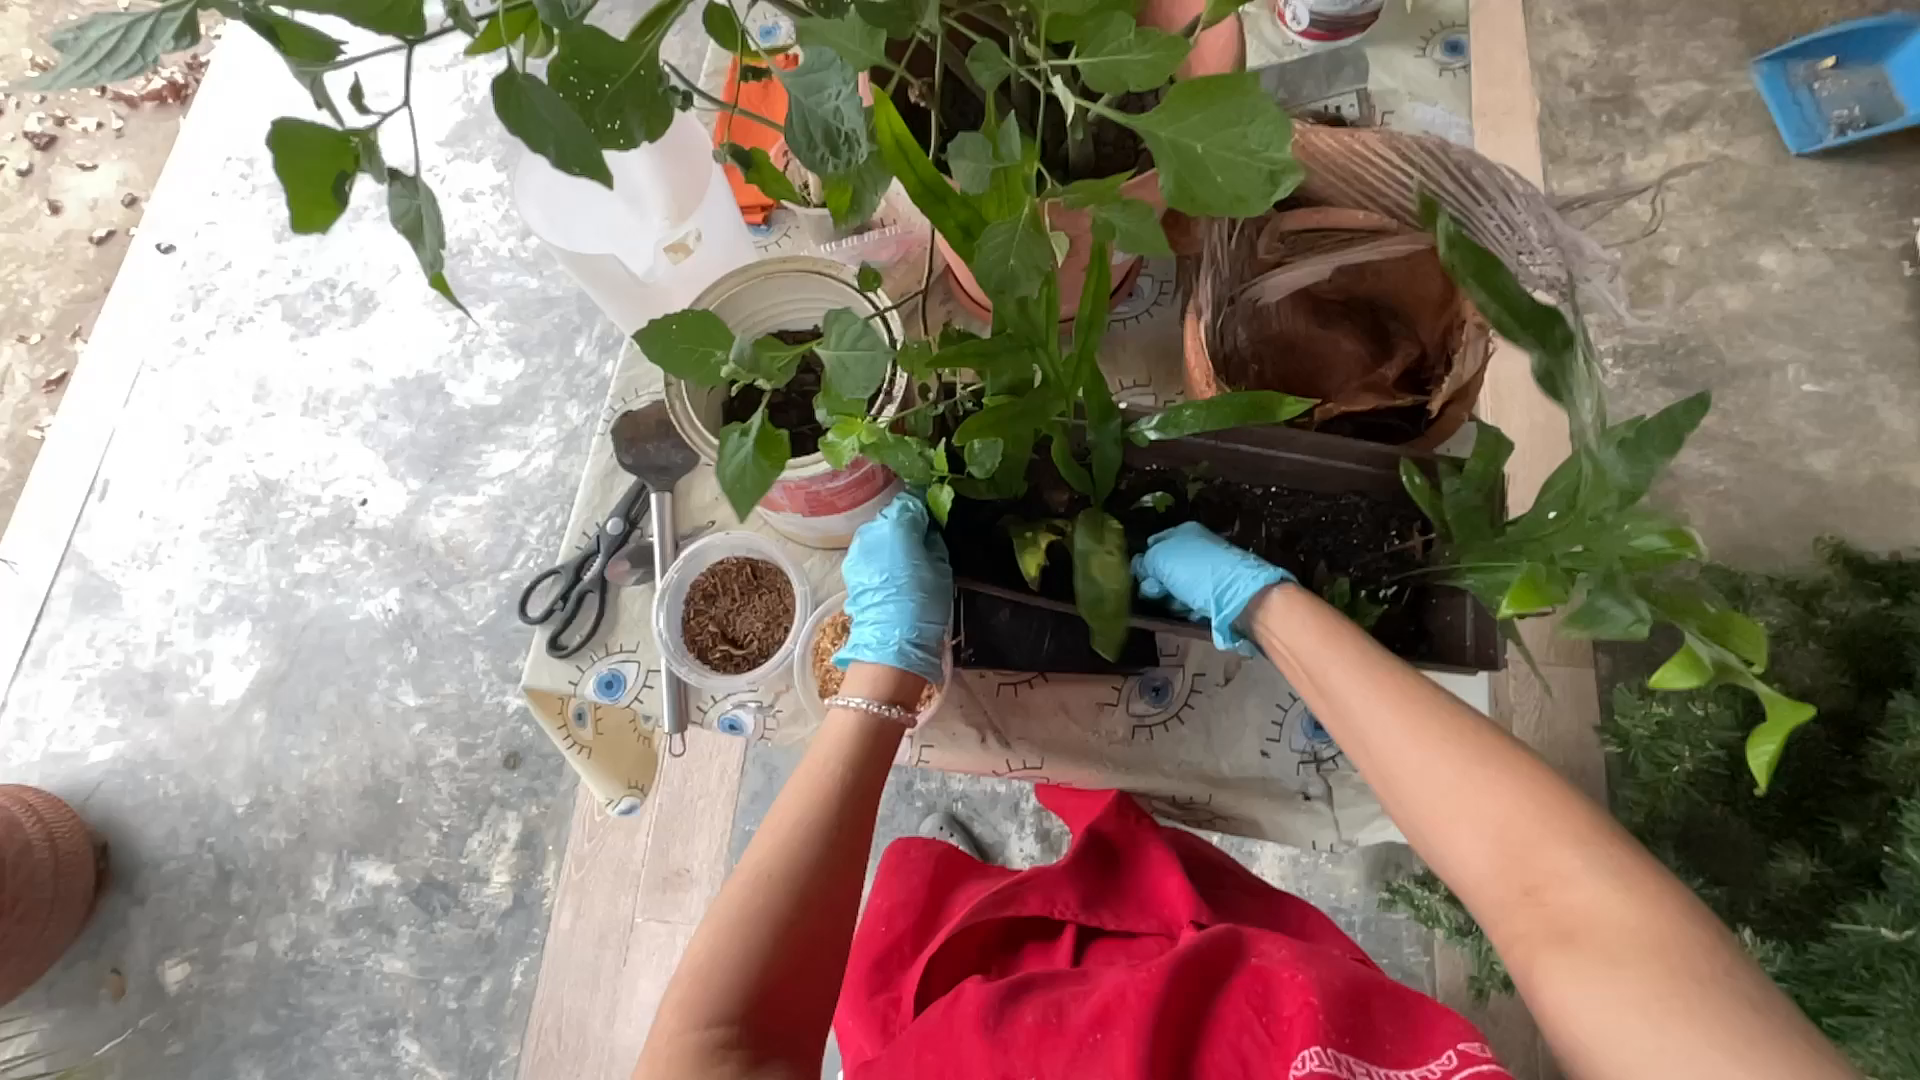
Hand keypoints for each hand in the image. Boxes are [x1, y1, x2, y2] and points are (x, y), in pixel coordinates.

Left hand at [835, 492, 951, 685]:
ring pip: (879, 536)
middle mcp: (870, 530)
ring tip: (908, 563)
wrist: (892, 643)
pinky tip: (893, 577)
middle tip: (925, 544)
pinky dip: (881, 559)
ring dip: (892, 543)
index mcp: (895, 523)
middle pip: (892, 518)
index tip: (937, 520)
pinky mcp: (850, 569)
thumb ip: (932, 538)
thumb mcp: (941, 565)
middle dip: (907, 526)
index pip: (912, 502)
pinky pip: (870, 554)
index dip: (926, 510)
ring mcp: (856, 550)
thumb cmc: (923, 602)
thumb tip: (928, 527)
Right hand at [1131, 521, 1293, 652]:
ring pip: (1175, 586)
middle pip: (1163, 567)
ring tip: (1178, 604)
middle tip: (1157, 593)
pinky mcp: (1215, 592)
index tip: (1141, 576)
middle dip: (1156, 583)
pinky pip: (1191, 599)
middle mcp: (1197, 548)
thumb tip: (1139, 567)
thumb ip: (1144, 561)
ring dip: (1171, 598)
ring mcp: (1207, 571)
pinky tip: (1192, 611)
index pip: (1153, 543)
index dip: (1144, 561)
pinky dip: (1188, 606)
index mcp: (1184, 531)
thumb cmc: (1197, 572)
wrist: (1242, 598)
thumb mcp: (1161, 558)